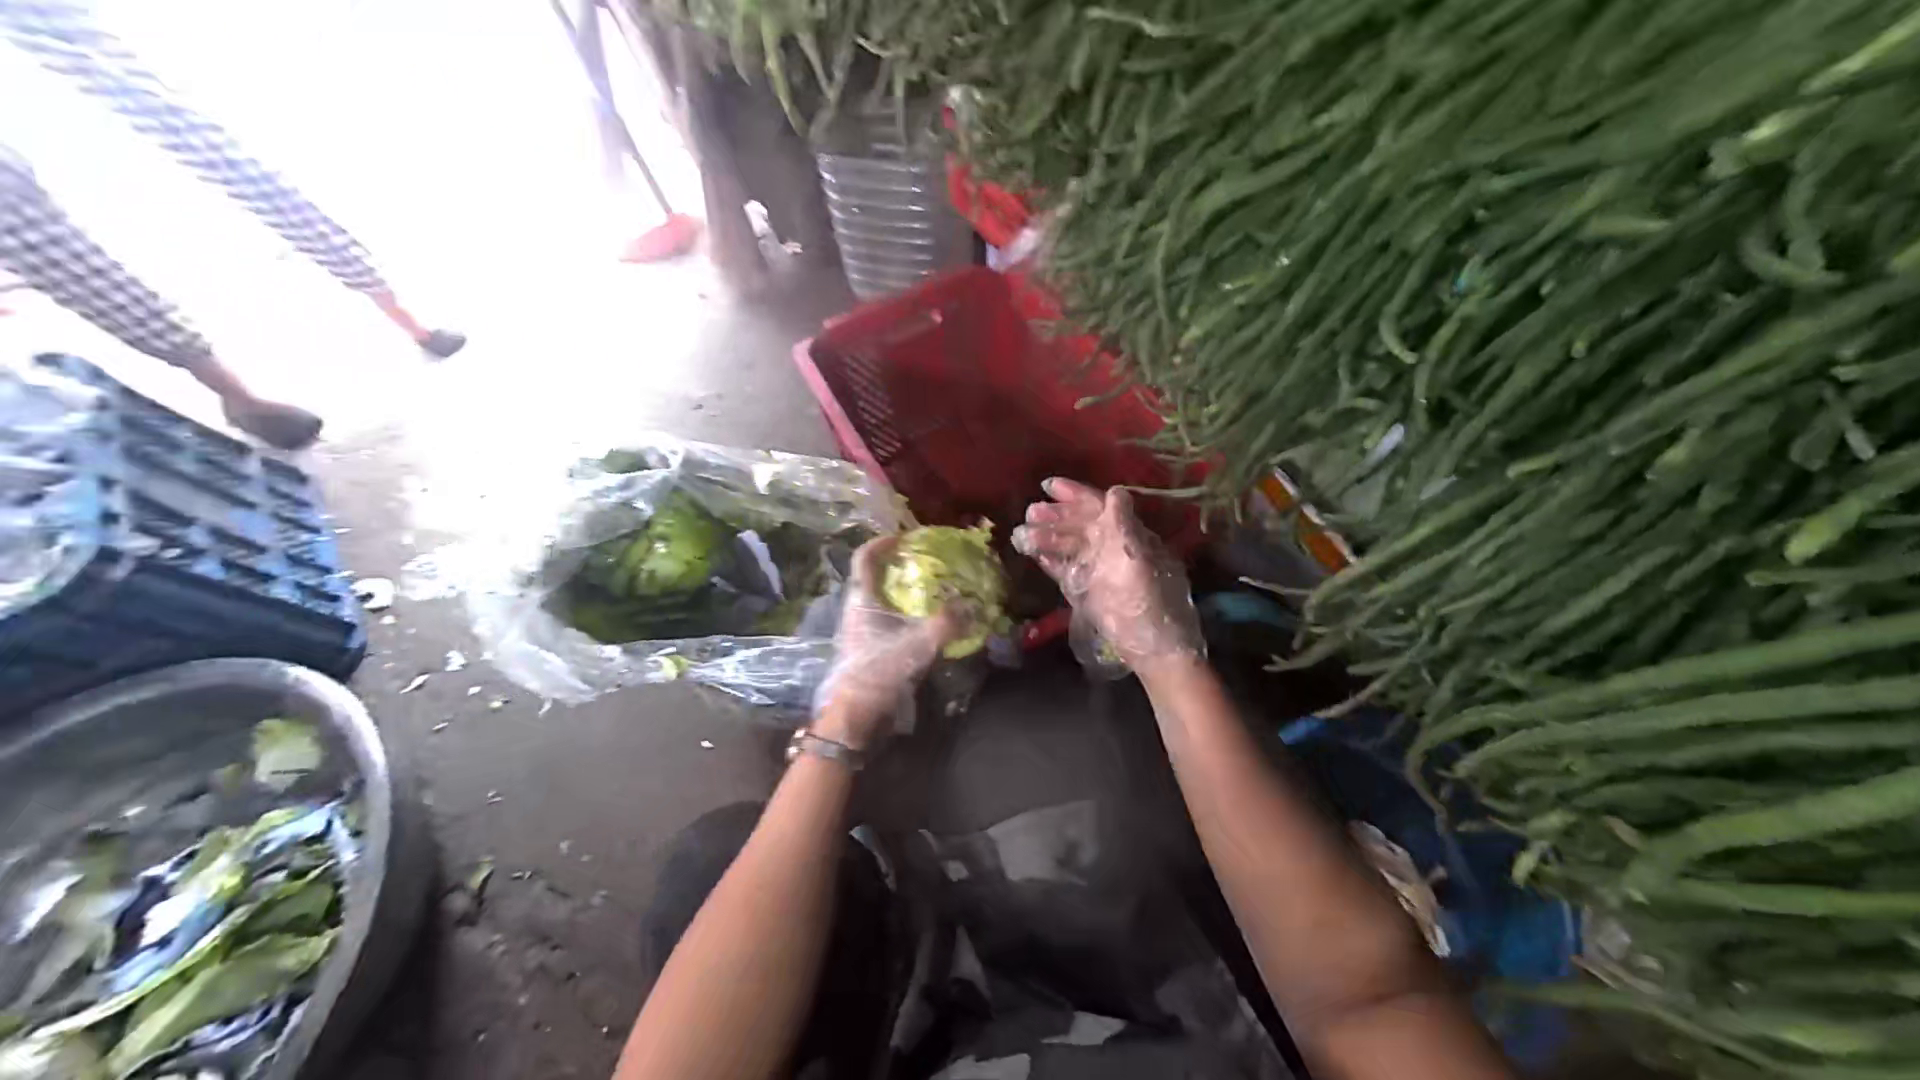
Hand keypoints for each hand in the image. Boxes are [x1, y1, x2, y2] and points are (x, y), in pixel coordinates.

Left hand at [813, 536, 965, 749]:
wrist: (854, 715)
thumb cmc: (877, 673)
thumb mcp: (917, 645)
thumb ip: (947, 624)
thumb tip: (973, 606)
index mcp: (862, 599)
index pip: (865, 557)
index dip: (883, 542)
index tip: (906, 538)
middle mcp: (858, 609)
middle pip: (875, 576)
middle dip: (901, 566)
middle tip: (929, 564)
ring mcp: (861, 630)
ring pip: (882, 599)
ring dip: (905, 592)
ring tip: (934, 591)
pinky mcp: (868, 648)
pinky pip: (887, 620)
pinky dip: (906, 614)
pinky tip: (927, 623)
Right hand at [1012, 478, 1202, 676]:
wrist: (1153, 649)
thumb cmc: (1148, 603)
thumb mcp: (1137, 559)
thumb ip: (1123, 525)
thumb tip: (1114, 490)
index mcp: (1128, 536)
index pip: (1099, 507)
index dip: (1075, 494)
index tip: (1047, 485)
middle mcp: (1112, 549)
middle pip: (1080, 525)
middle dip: (1056, 516)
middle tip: (1029, 512)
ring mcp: (1098, 571)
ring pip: (1069, 547)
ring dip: (1047, 537)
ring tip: (1022, 534)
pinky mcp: (1087, 593)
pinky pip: (1065, 570)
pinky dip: (1049, 560)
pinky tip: (1032, 552)